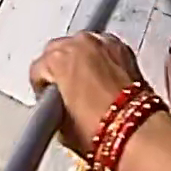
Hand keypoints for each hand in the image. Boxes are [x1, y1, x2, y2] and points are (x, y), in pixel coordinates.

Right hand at [28, 31, 143, 152]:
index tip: (46, 98)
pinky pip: (103, 47)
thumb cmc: (98, 128)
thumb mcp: (61, 125)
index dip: (40, 86)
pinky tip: (103, 78)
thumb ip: (53, 104)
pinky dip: (100, 57)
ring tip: (86, 84)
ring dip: (80, 59)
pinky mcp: (120, 45)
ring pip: (81, 44)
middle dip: (58, 67)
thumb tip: (58, 106)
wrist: (133, 129)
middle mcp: (79, 43)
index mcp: (58, 59)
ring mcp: (101, 41)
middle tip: (64, 90)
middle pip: (58, 49)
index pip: (38, 68)